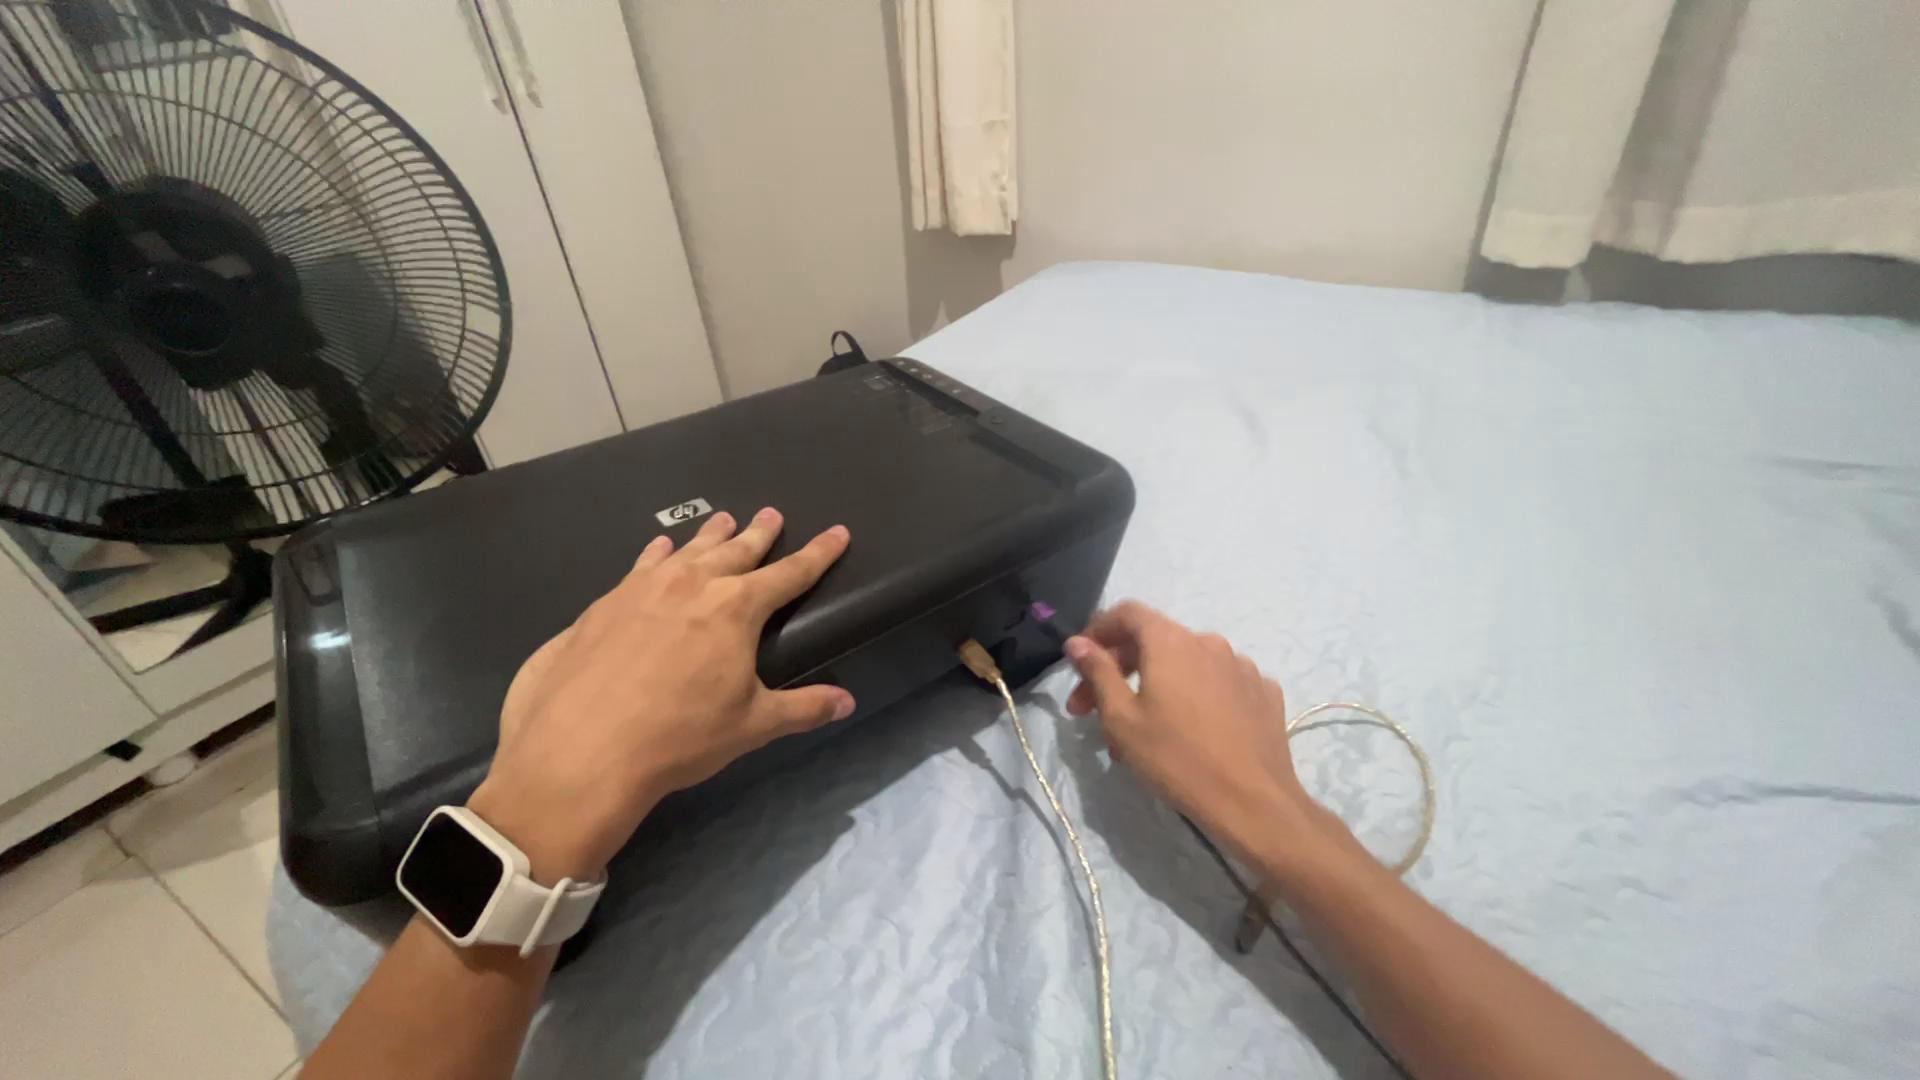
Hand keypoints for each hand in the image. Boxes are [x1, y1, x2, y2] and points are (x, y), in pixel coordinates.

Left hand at [467, 508, 853, 881]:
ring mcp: (642, 590)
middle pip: (737, 550)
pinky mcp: (602, 605)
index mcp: (737, 608)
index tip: (837, 532)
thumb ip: (803, 708)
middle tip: (772, 514)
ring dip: (710, 534)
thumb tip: (847, 702)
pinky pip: (641, 566)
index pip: (790, 574)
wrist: (579, 753)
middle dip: (760, 533)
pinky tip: (659, 548)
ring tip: (723, 519)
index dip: (818, 554)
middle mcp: (692, 585)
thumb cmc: (680, 736)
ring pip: (688, 551)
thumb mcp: (752, 726)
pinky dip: (658, 554)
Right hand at [1064, 601, 1342, 869]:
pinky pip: (1218, 683)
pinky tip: (1191, 729)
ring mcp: (1241, 666)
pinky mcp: (1263, 692)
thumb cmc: (1176, 758)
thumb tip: (1077, 642)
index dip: (1098, 630)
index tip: (1079, 662)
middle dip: (1117, 669)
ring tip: (1141, 729)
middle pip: (1154, 640)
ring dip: (1156, 685)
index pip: (1127, 613)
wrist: (1253, 803)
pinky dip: (1195, 695)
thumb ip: (1097, 671)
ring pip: (1186, 664)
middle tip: (1091, 710)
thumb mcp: (1121, 718)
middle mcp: (1208, 642)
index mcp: (1170, 641)